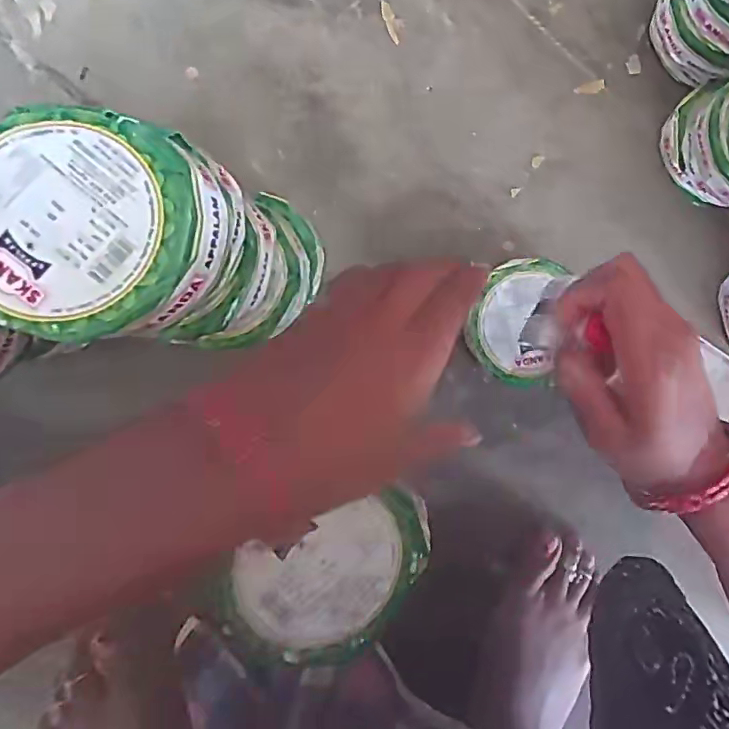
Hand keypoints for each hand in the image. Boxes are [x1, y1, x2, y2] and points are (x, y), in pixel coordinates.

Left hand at [179, 260, 487, 529]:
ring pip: (384, 271)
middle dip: (443, 266)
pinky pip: (352, 282)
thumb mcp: (395, 460)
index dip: (469, 281)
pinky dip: (372, 278)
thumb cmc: (333, 462)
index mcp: (414, 353)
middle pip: (419, 274)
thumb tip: (471, 433)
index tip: (481, 271)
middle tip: (457, 269)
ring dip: (407, 268)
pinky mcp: (311, 316)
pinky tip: (370, 292)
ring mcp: (343, 314)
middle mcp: (383, 321)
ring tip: (418, 277)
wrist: (247, 450)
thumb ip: (437, 440)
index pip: (451, 301)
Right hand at [553, 254, 728, 496]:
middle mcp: (670, 330)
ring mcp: (678, 327)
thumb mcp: (603, 432)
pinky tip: (611, 358)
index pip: (618, 284)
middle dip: (586, 296)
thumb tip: (565, 345)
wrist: (702, 467)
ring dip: (600, 309)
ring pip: (629, 285)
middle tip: (575, 337)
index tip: (564, 328)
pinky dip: (614, 318)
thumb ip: (578, 382)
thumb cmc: (652, 455)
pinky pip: (639, 303)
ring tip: (594, 355)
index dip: (580, 294)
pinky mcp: (678, 332)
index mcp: (653, 354)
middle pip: (623, 272)